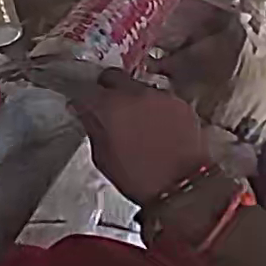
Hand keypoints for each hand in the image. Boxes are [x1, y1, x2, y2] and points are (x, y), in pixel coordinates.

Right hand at [69, 68, 228, 205]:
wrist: (184, 189)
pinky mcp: (179, 102)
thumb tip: (87, 114)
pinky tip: (157, 125)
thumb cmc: (139, 178)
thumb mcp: (103, 158)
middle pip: (111, 76)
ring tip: (137, 120)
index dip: (81, 100)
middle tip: (107, 106)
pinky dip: (155, 107)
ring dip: (133, 98)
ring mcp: (158, 95)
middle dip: (106, 88)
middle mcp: (132, 94)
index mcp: (107, 107)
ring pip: (137, 86)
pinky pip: (160, 97)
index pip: (84, 91)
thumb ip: (93, 128)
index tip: (81, 108)